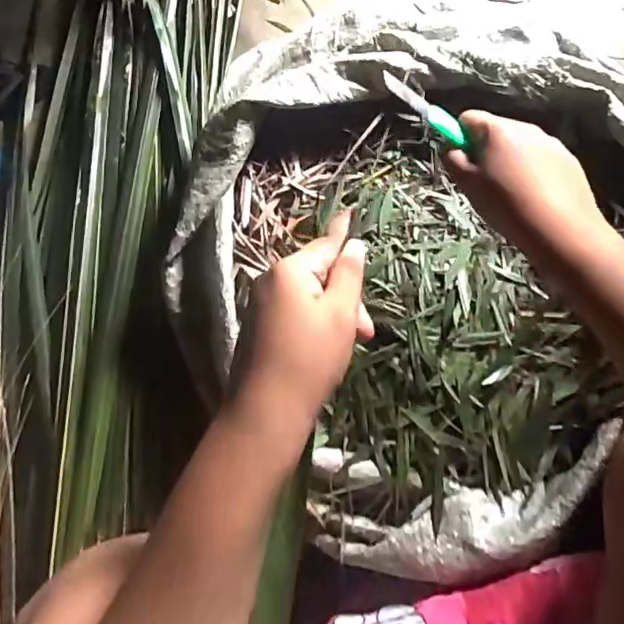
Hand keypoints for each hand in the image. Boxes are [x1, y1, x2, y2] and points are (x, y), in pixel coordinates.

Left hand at [229, 214, 373, 430]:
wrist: (265, 411)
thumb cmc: (310, 359)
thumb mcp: (340, 315)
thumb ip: (349, 275)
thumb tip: (354, 245)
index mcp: (289, 270)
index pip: (325, 245)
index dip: (342, 233)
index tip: (350, 212)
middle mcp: (270, 280)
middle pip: (319, 275)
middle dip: (345, 298)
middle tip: (365, 331)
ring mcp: (261, 303)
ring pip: (309, 297)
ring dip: (334, 314)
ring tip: (350, 344)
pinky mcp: (258, 326)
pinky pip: (294, 312)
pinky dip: (315, 324)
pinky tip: (327, 349)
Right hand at [445, 111, 609, 266]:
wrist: (565, 233)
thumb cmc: (509, 207)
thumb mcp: (469, 186)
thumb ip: (453, 159)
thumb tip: (454, 148)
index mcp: (498, 130)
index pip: (468, 117)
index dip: (460, 138)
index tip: (464, 163)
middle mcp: (526, 128)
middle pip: (496, 130)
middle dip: (487, 151)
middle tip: (487, 183)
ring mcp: (552, 143)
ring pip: (520, 146)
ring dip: (512, 162)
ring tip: (515, 195)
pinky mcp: (570, 160)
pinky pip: (542, 159)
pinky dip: (535, 172)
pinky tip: (537, 198)